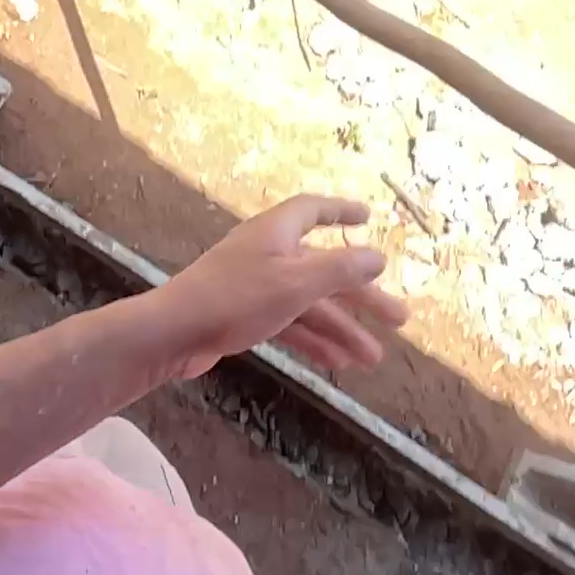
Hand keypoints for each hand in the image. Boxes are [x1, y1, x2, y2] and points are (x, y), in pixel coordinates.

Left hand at [146, 195, 408, 378]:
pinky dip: (312, 339)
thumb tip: (378, 255)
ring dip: (340, 328)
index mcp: (276, 232)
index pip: (313, 210)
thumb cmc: (235, 299)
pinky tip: (336, 364)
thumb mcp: (295, 283)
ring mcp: (253, 284)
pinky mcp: (242, 314)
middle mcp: (266, 252)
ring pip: (307, 301)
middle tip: (400, 319)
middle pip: (321, 266)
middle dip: (359, 293)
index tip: (368, 215)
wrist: (175, 332)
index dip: (341, 211)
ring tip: (372, 359)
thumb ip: (339, 269)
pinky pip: (287, 321)